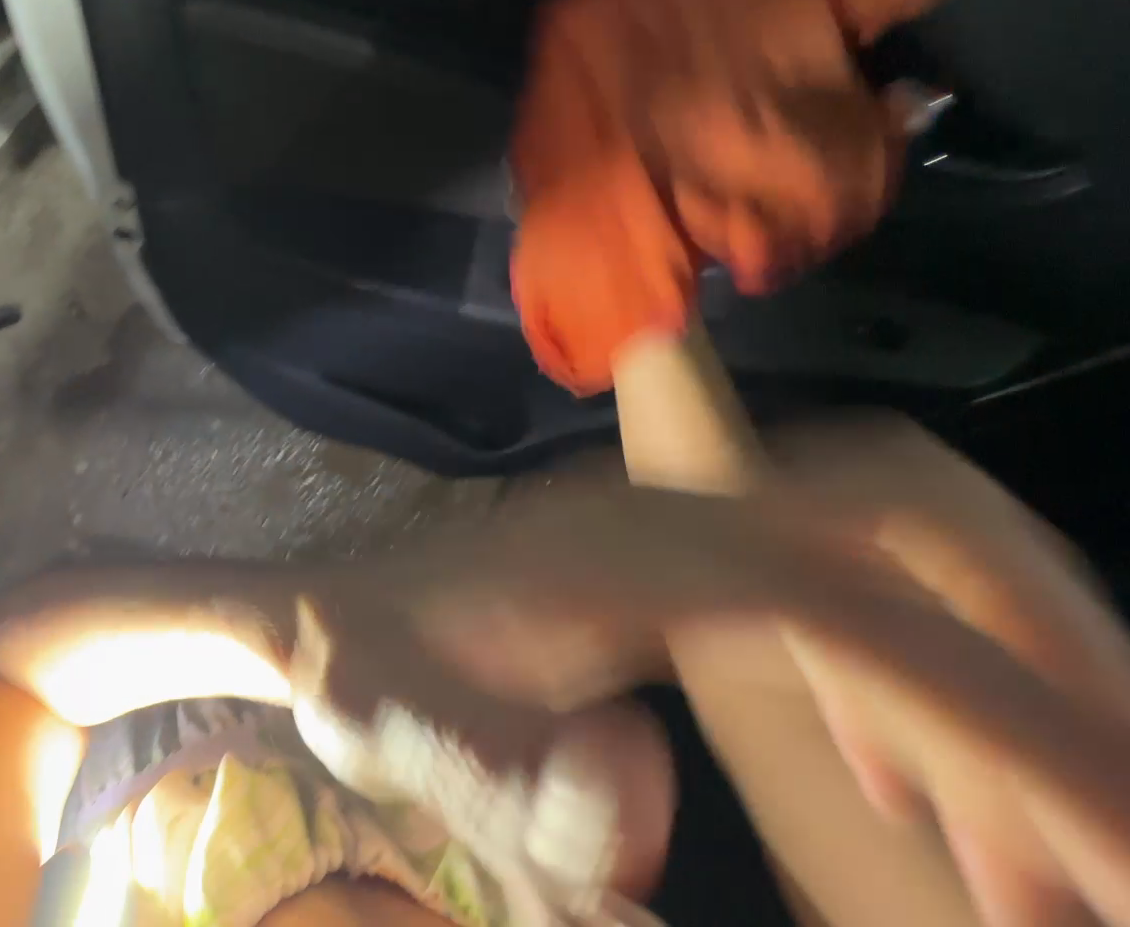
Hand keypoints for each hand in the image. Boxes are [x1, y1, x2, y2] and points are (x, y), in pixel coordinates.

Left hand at [406, 420, 1129, 924]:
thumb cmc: (354, 669)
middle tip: (1112, 808)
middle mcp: (657, 510)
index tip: (1123, 852)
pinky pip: (816, 565)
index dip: (1006, 727)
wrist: (314, 614)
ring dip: (983, 655)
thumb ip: (498, 775)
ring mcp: (658, 512)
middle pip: (907, 515)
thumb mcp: (401, 730)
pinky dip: (891, 659)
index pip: (853, 617)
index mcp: (615, 560)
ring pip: (880, 532)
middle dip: (1048, 637)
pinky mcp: (652, 542)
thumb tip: (630, 808)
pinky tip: (888, 775)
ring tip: (1019, 848)